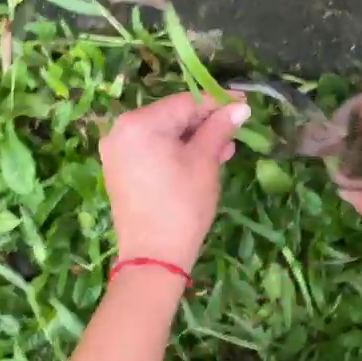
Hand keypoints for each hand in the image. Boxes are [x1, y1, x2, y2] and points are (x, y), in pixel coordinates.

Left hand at [100, 92, 248, 270]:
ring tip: (225, 149)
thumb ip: (219, 129)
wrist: (153, 257)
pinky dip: (176, 152)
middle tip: (237, 129)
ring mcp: (117, 152)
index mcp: (139, 123)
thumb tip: (240, 107)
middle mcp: (120, 131)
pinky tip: (202, 159)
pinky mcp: (120, 171)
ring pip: (164, 135)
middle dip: (205, 123)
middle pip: (172, 117)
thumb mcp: (204, 163)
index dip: (217, 102)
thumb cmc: (182, 205)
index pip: (185, 103)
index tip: (244, 103)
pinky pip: (152, 151)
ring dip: (194, 140)